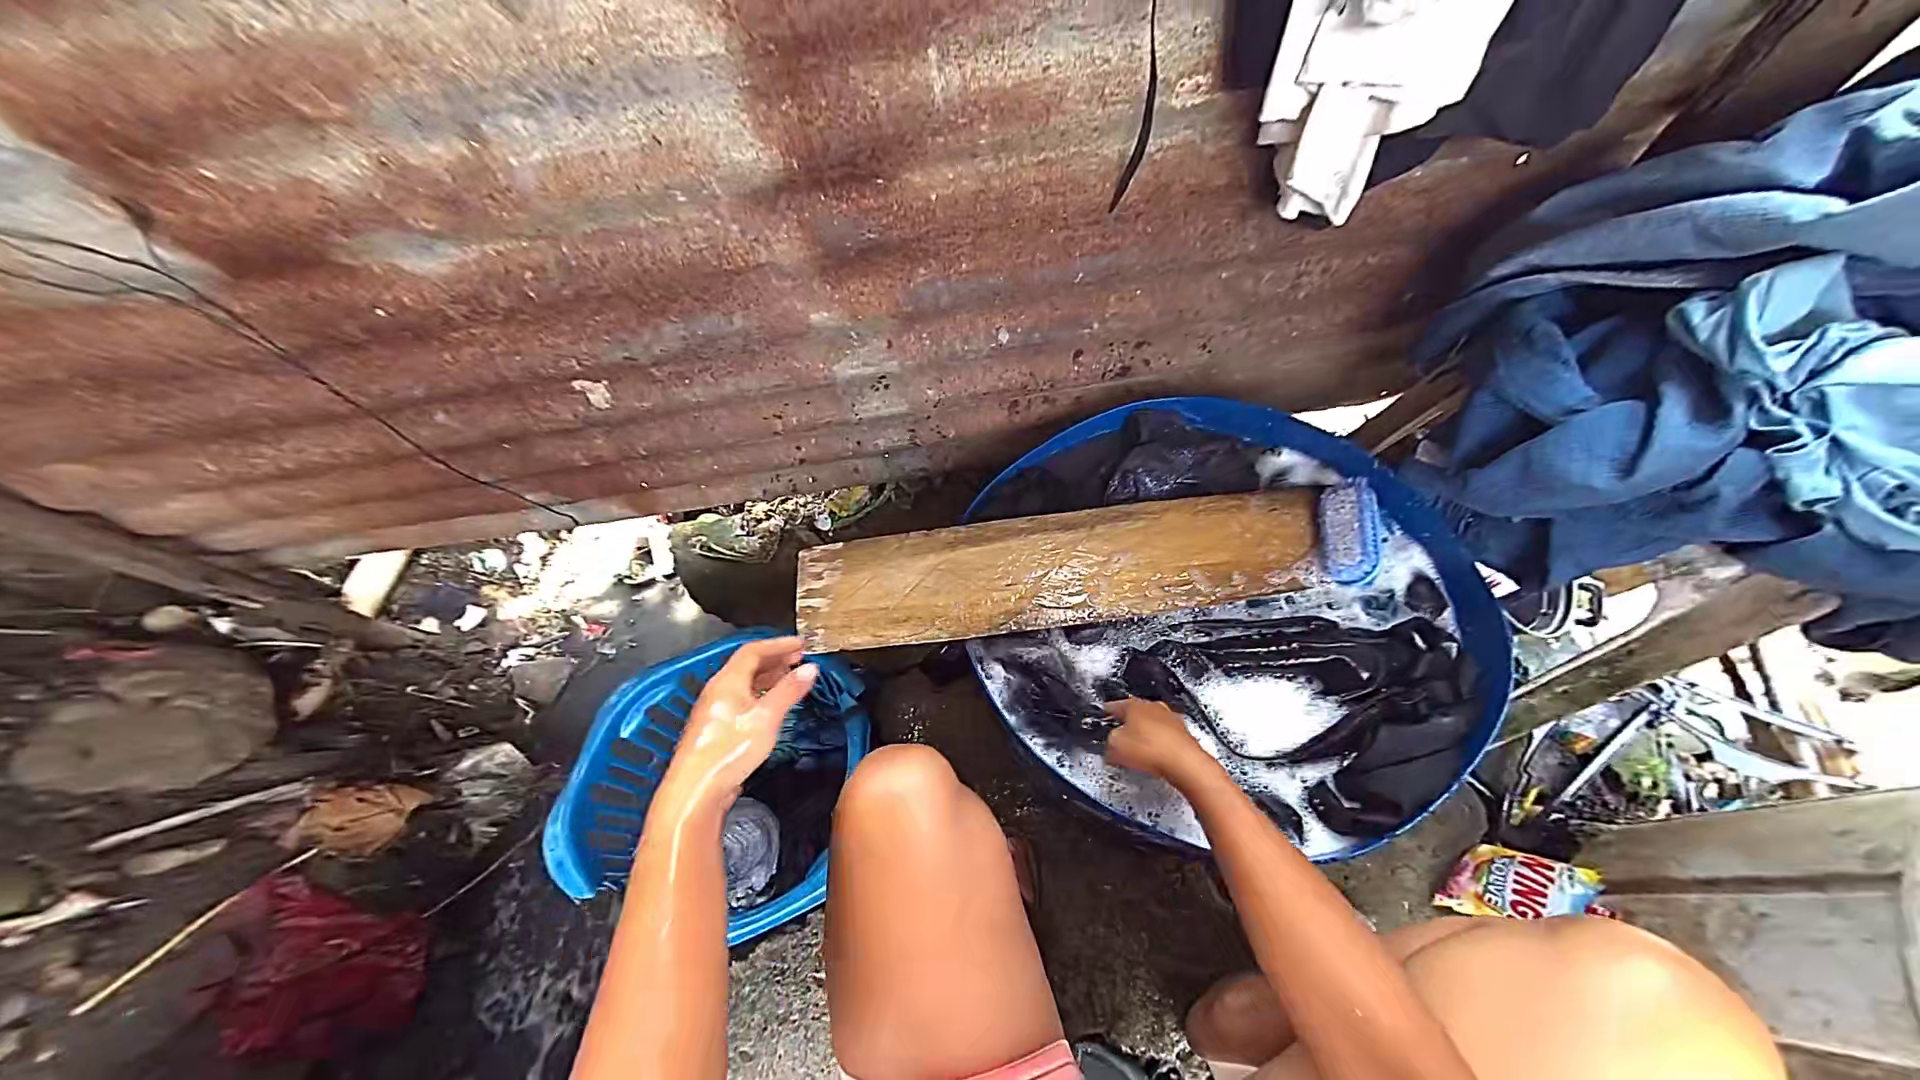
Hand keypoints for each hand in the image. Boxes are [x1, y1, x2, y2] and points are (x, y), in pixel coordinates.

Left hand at [662, 636, 817, 807]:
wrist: (695, 791)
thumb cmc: (725, 754)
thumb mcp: (767, 718)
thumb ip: (789, 691)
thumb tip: (808, 670)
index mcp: (727, 682)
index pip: (754, 650)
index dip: (778, 644)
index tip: (799, 644)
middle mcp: (717, 692)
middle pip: (747, 664)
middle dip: (775, 658)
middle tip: (797, 657)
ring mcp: (714, 710)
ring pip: (743, 682)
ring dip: (768, 675)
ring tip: (789, 676)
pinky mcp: (715, 728)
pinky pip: (740, 699)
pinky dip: (759, 693)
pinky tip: (770, 704)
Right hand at [1102, 698, 1216, 785]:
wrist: (1185, 765)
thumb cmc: (1153, 750)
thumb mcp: (1114, 747)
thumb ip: (1108, 741)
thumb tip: (1110, 744)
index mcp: (1134, 704)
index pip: (1114, 705)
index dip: (1105, 713)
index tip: (1103, 717)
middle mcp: (1154, 707)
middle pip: (1135, 715)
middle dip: (1127, 727)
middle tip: (1120, 742)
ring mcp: (1172, 720)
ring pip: (1152, 726)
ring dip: (1146, 738)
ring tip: (1140, 755)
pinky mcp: (1184, 736)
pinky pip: (1166, 740)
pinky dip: (1160, 748)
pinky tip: (1157, 760)